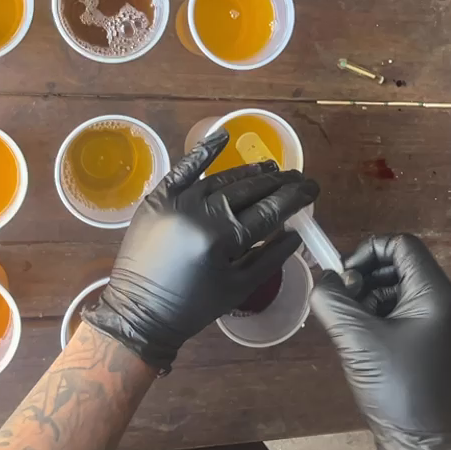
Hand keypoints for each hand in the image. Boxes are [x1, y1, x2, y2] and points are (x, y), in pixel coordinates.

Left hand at [84, 129, 319, 371]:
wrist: (139, 313)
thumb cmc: (193, 307)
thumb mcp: (239, 288)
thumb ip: (271, 257)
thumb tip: (295, 232)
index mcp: (223, 239)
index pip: (269, 210)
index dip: (295, 198)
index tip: (312, 189)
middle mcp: (200, 212)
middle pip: (249, 190)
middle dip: (278, 183)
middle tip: (298, 177)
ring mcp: (177, 201)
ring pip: (222, 179)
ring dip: (250, 172)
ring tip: (272, 169)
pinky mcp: (157, 197)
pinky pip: (183, 168)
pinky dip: (204, 151)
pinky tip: (224, 136)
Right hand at [310, 234, 450, 449]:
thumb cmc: (397, 390)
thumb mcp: (356, 341)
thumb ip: (333, 301)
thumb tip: (327, 280)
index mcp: (435, 295)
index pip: (401, 244)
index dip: (368, 251)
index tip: (345, 278)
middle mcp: (447, 304)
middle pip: (402, 266)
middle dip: (367, 277)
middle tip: (344, 304)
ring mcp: (445, 327)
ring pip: (402, 290)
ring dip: (372, 298)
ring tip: (351, 326)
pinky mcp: (438, 347)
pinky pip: (408, 315)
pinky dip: (383, 318)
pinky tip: (364, 342)